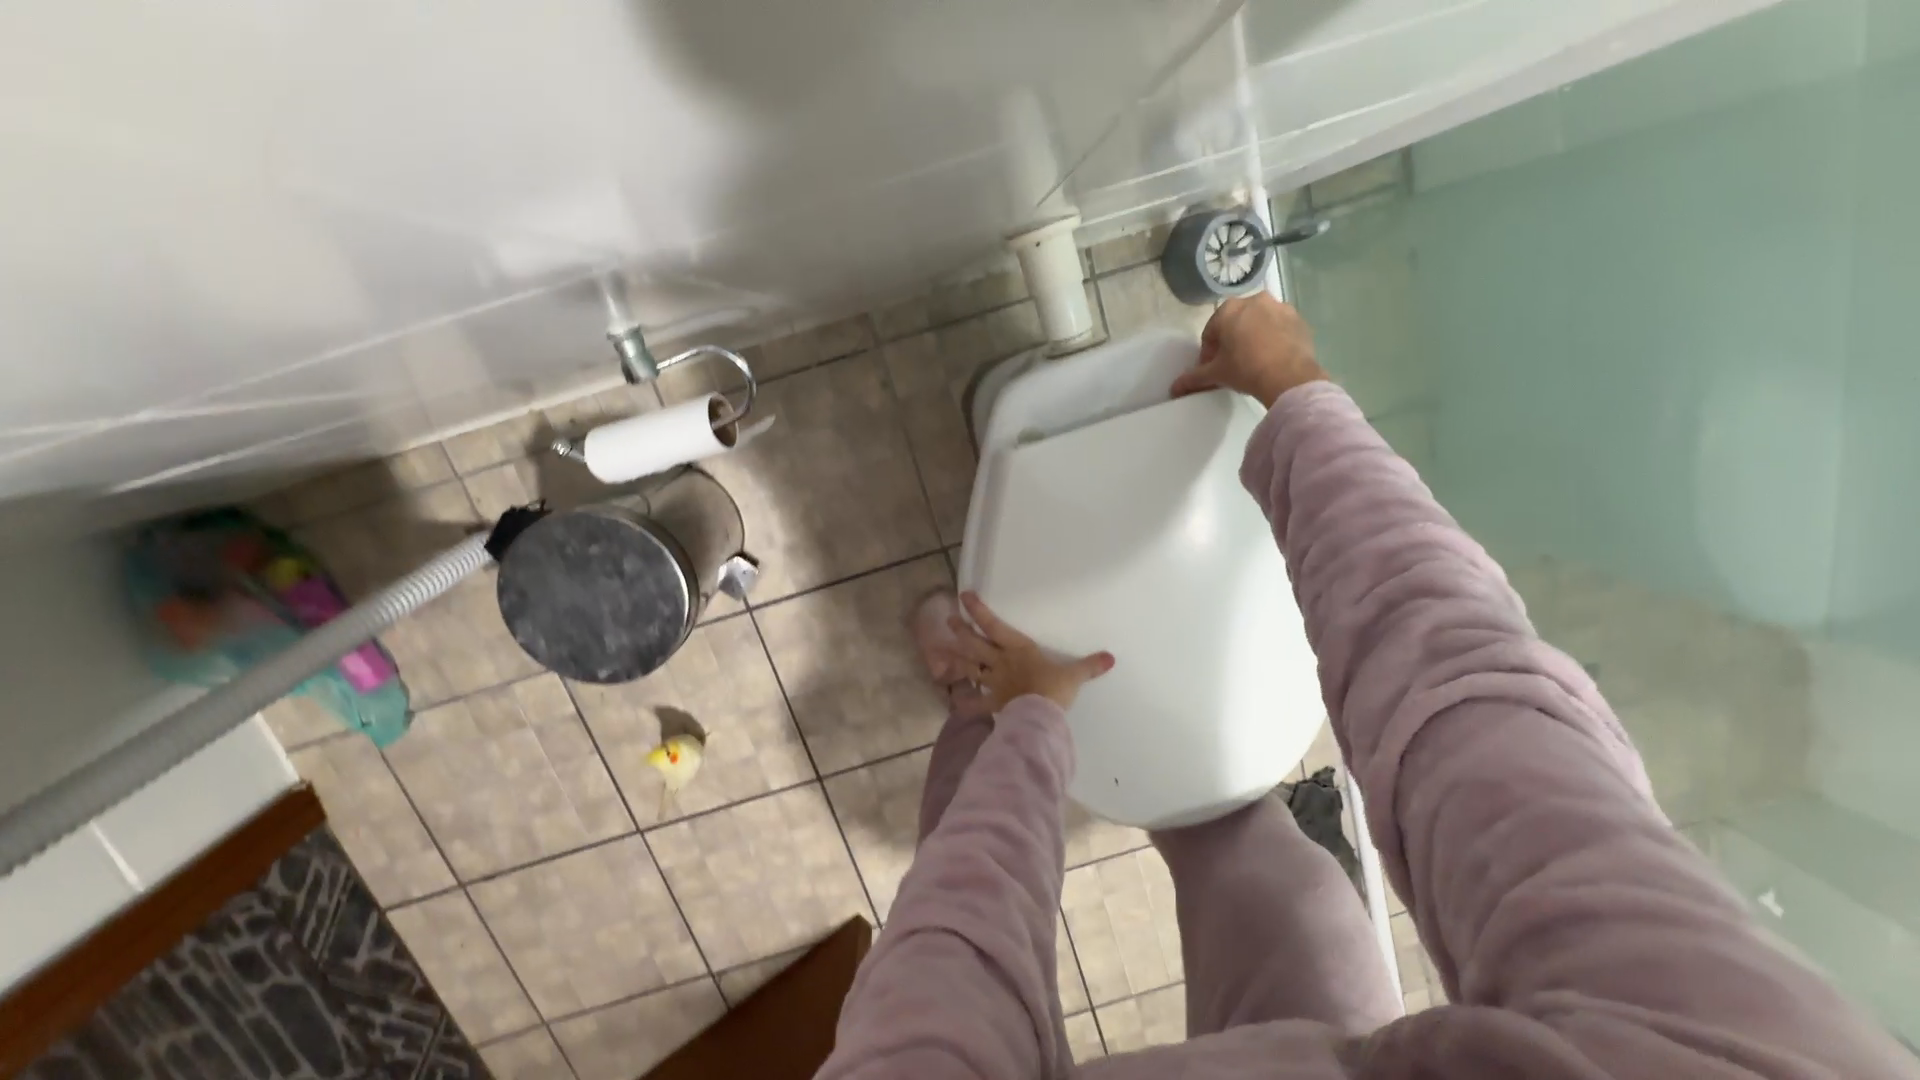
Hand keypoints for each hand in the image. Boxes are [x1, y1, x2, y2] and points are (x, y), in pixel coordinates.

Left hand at [947, 592, 1114, 711]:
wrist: (1040, 716)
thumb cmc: (1054, 689)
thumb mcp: (1073, 676)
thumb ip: (1089, 666)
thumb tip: (1110, 658)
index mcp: (1018, 649)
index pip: (994, 625)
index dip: (978, 610)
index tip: (964, 597)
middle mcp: (1001, 662)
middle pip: (975, 643)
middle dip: (962, 631)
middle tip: (949, 620)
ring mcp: (994, 683)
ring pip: (971, 667)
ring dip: (957, 659)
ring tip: (942, 651)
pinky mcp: (993, 703)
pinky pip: (976, 704)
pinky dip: (965, 704)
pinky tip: (955, 704)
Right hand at [1171, 293, 1328, 407]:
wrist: (1289, 377)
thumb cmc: (1246, 369)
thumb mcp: (1216, 374)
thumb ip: (1193, 378)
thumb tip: (1174, 388)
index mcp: (1230, 309)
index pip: (1211, 332)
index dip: (1209, 352)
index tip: (1212, 368)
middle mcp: (1255, 300)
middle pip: (1236, 323)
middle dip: (1232, 341)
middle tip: (1232, 364)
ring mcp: (1281, 307)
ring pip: (1260, 323)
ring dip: (1254, 337)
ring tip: (1255, 362)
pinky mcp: (1299, 320)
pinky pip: (1280, 328)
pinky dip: (1274, 339)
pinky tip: (1273, 359)